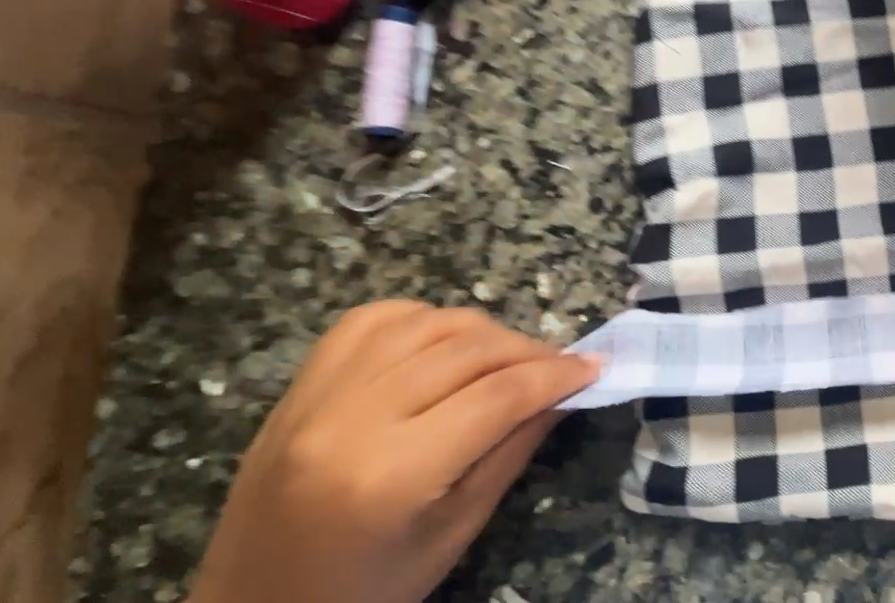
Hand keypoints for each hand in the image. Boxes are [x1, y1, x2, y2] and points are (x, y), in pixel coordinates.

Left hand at [189, 302, 600, 602]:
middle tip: (562, 365)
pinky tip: (445, 343)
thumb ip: (511, 453)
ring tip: (508, 357)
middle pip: (468, 350)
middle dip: (529, 351)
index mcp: (389, 475)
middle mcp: (349, 420)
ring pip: (428, 323)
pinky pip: (376, 319)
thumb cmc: (362, 594)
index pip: (498, 396)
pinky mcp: (299, 383)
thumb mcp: (452, 534)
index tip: (595, 366)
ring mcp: (315, 395)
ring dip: (483, 332)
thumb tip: (564, 392)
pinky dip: (424, 320)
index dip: (557, 374)